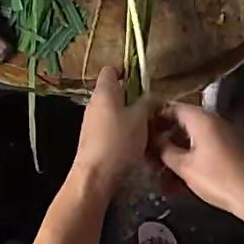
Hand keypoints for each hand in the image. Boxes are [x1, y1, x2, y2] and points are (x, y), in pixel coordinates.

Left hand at [72, 67, 153, 187]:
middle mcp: (94, 104)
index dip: (124, 69)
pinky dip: (122, 128)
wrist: (95, 175)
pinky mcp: (92, 139)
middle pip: (112, 92)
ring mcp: (91, 122)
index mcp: (104, 92)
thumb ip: (146, 104)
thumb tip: (151, 96)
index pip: (110, 70)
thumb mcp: (140, 119)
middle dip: (131, 95)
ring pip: (112, 111)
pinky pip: (110, 126)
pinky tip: (136, 140)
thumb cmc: (118, 141)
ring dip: (128, 114)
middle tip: (151, 103)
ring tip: (148, 123)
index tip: (140, 75)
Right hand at [151, 104, 243, 232]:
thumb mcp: (184, 166)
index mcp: (201, 119)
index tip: (140, 132)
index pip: (171, 108)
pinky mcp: (227, 148)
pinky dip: (187, 158)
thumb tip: (150, 139)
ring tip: (159, 173)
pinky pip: (201, 147)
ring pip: (190, 138)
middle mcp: (212, 121)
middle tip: (146, 155)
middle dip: (163, 139)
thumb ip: (164, 149)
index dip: (154, 118)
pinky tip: (176, 180)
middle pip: (181, 123)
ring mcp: (221, 134)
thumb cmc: (216, 178)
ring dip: (173, 153)